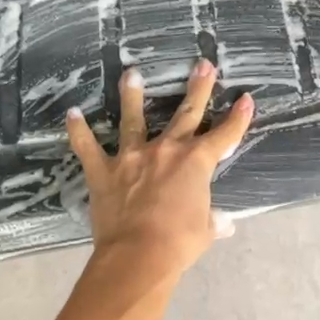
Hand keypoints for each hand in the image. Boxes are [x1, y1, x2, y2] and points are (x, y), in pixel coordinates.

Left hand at [65, 61, 254, 292]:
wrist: (138, 257)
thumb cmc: (178, 244)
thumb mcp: (204, 231)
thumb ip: (213, 220)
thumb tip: (225, 223)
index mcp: (196, 162)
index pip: (224, 135)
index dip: (238, 118)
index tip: (246, 99)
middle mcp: (167, 150)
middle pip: (186, 112)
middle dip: (198, 87)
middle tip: (203, 63)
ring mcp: (133, 157)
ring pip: (133, 119)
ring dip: (132, 95)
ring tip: (131, 74)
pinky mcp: (104, 171)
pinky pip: (88, 148)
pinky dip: (79, 132)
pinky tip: (72, 114)